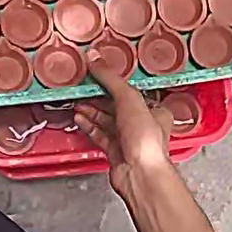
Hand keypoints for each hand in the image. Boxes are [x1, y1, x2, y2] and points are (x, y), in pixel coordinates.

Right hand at [75, 56, 174, 194]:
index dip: (115, 82)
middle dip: (99, 97)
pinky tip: (79, 118)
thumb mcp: (129, 99)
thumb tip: (95, 58)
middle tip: (83, 87)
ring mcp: (128, 140)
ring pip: (107, 121)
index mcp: (155, 110)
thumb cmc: (145, 140)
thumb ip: (110, 79)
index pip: (132, 91)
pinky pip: (99, 135)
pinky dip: (89, 126)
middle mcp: (143, 125)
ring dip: (91, 111)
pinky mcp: (115, 152)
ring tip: (77, 101)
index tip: (99, 74)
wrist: (140, 174)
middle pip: (117, 106)